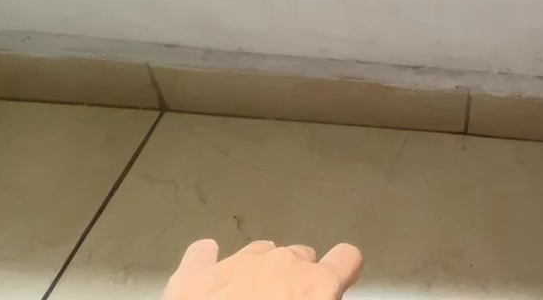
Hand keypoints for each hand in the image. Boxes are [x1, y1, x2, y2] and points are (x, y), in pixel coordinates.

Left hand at [163, 238, 362, 299]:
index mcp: (315, 287)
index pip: (348, 259)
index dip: (343, 273)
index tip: (336, 288)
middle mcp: (283, 264)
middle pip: (300, 256)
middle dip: (295, 281)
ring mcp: (237, 264)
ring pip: (259, 253)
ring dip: (258, 274)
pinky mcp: (194, 275)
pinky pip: (202, 254)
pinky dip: (206, 263)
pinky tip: (206, 278)